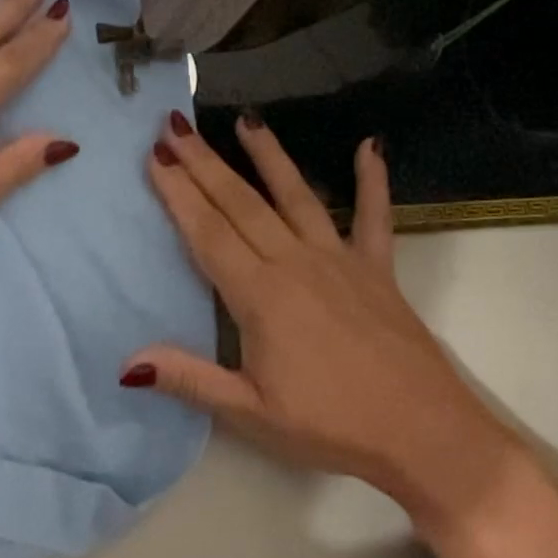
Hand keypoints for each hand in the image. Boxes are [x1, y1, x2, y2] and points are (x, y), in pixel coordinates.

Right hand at [122, 113, 516, 521]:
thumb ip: (190, 380)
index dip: (178, 193)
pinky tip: (370, 146)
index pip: (208, 233)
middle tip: (175, 127)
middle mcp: (296, 264)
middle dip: (205, 163)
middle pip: (241, 204)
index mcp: (260, 296)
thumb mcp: (251, 413)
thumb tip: (128, 364)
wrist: (429, 437)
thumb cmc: (332, 427)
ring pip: (296, 197)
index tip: (155, 156)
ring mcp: (341, 262)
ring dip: (268, 156)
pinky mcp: (378, 271)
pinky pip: (375, 217)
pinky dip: (373, 180)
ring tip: (245, 119)